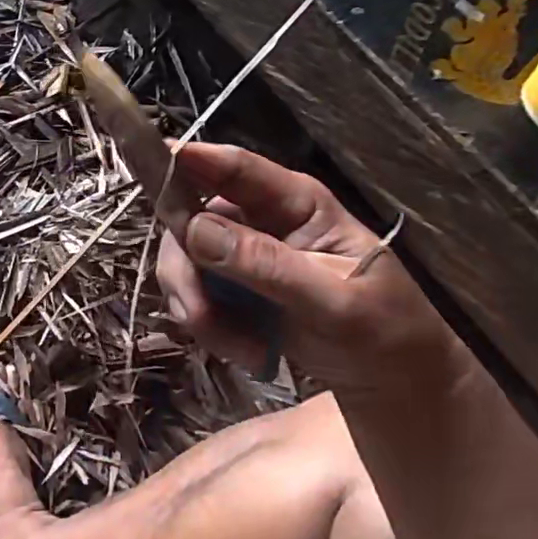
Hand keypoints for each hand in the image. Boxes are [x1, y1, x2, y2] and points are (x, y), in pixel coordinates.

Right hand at [156, 143, 472, 401]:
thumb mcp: (334, 302)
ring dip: (199, 308)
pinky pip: (192, 295)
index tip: (145, 158)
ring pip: (182, 260)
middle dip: (187, 272)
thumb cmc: (383, 329)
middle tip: (199, 320)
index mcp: (295, 202)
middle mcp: (259, 216)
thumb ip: (266, 265)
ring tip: (245, 350)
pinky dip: (209, 327)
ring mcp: (240, 250)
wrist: (392, 380)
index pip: (234, 167)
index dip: (188, 159)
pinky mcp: (229, 284)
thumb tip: (194, 229)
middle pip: (190, 218)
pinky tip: (247, 352)